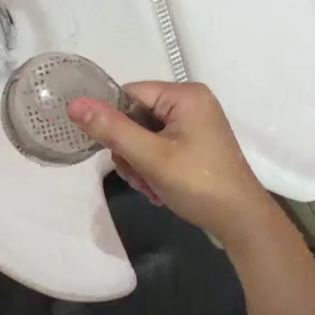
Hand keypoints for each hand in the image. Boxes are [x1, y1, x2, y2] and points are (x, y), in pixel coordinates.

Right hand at [67, 81, 281, 247]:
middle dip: (129, 151)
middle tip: (139, 176)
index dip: (113, 122)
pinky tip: (158, 189)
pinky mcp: (194, 146)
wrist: (240, 221)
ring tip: (151, 186)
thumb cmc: (198, 184)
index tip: (111, 152)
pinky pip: (158, 149)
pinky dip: (152, 169)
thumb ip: (112, 129)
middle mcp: (191, 103)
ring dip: (139, 165)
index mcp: (184, 95)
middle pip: (135, 117)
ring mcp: (194, 126)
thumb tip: (74, 104)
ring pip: (143, 137)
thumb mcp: (150, 157)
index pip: (129, 94)